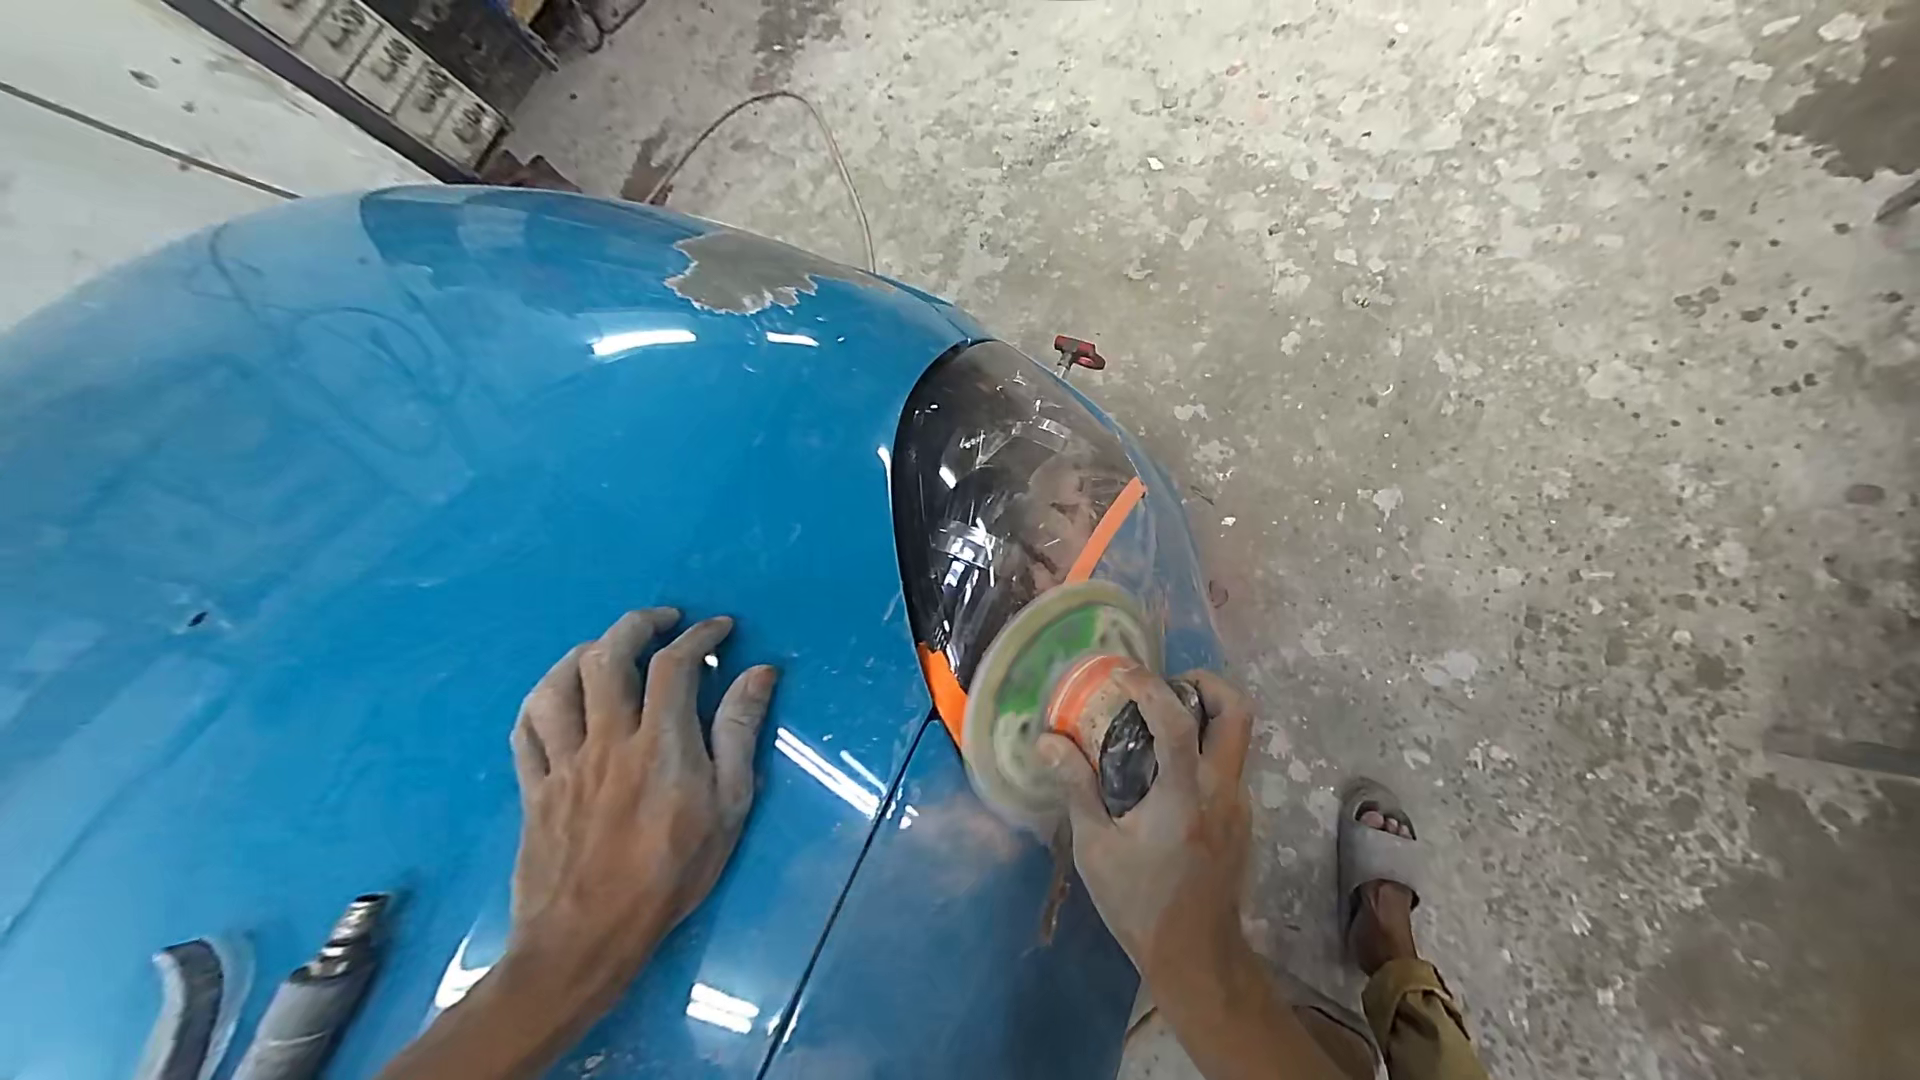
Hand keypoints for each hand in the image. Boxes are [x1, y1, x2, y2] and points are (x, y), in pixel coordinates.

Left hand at [506, 608, 778, 998]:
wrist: (588, 939)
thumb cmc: (672, 872)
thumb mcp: (729, 805)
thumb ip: (740, 732)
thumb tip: (761, 673)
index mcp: (660, 744)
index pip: (676, 665)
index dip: (700, 636)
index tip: (720, 628)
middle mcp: (606, 740)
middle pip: (608, 657)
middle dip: (638, 624)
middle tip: (664, 619)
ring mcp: (563, 761)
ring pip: (557, 685)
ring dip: (584, 652)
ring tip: (609, 646)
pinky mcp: (533, 786)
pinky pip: (525, 727)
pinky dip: (542, 697)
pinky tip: (561, 692)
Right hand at [1038, 668, 1252, 980]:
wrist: (1198, 959)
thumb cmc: (1139, 903)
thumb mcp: (1095, 847)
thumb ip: (1076, 787)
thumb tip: (1047, 741)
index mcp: (1184, 797)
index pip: (1177, 725)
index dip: (1150, 688)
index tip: (1122, 673)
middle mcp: (1222, 791)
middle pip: (1238, 712)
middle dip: (1205, 683)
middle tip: (1163, 683)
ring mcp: (1239, 803)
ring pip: (1237, 735)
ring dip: (1203, 712)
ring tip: (1154, 720)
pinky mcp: (1241, 816)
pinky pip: (1227, 761)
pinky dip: (1201, 744)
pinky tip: (1163, 767)